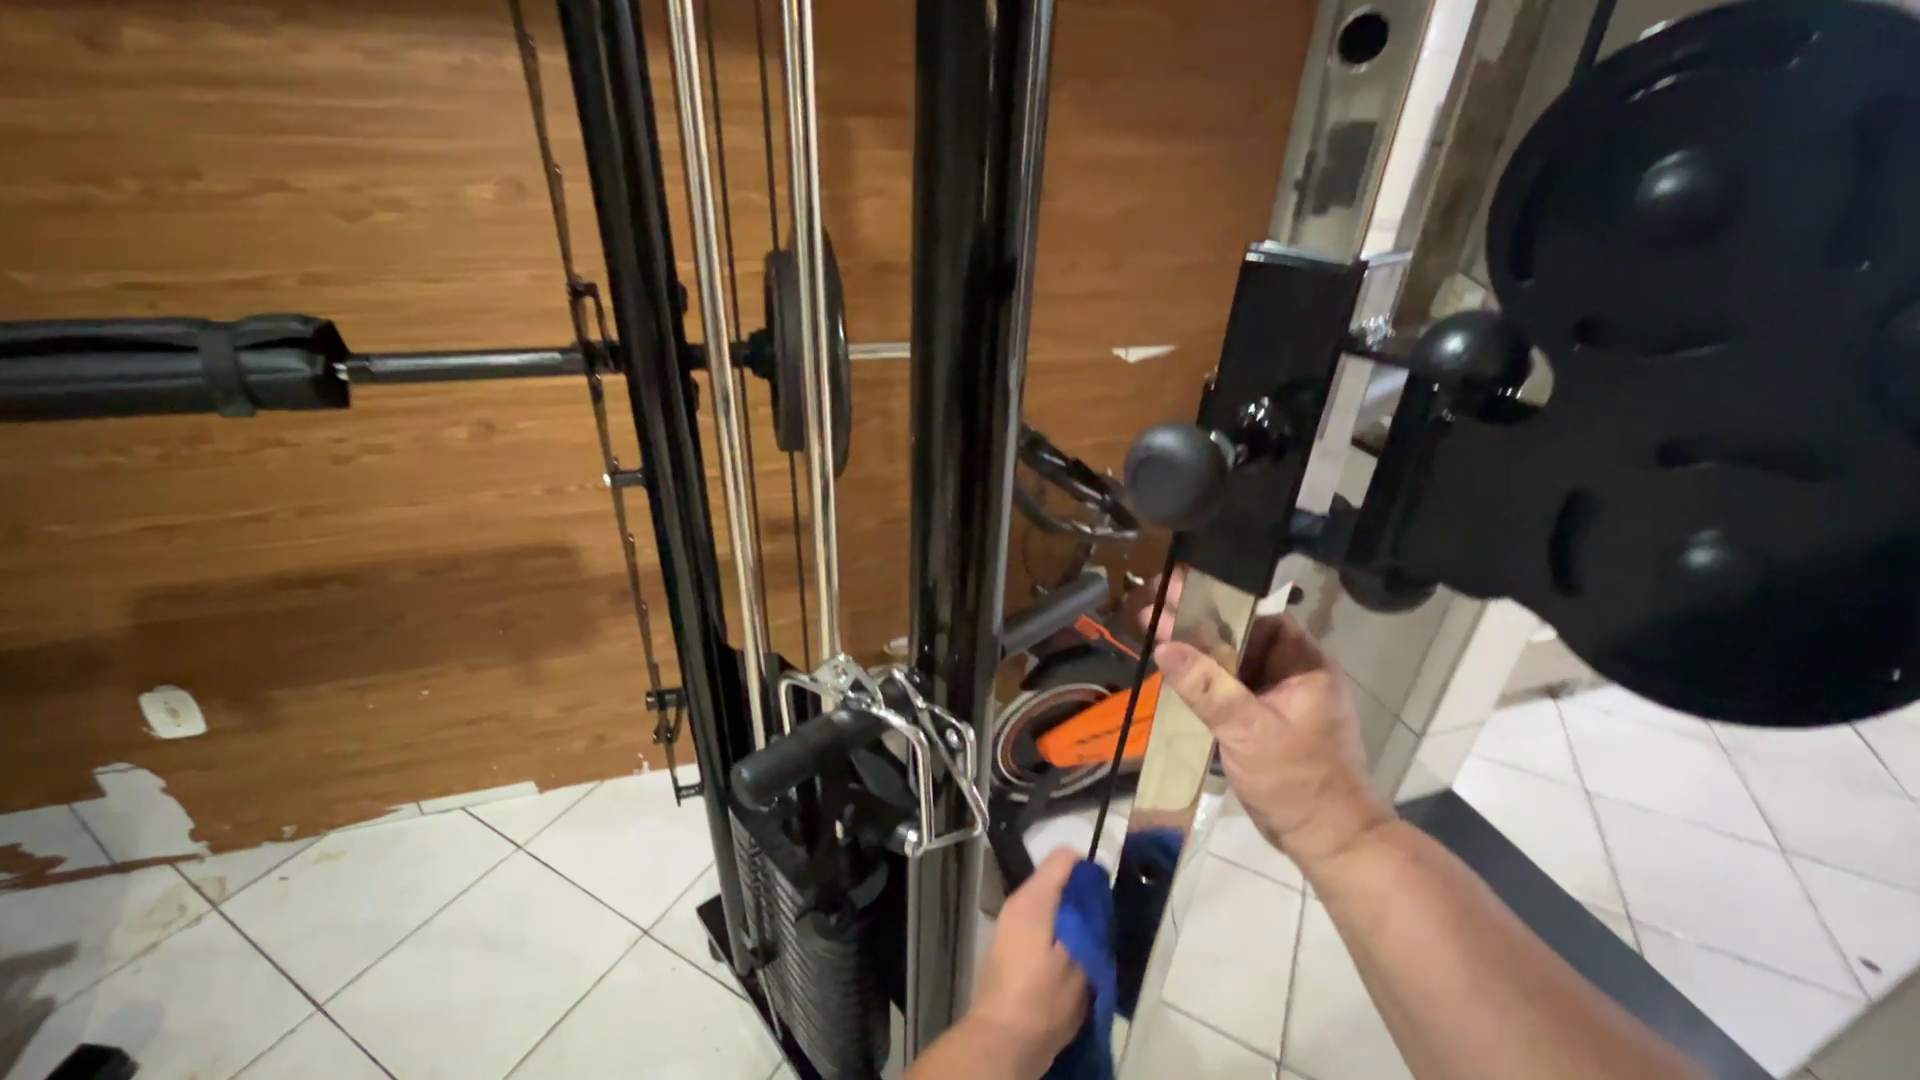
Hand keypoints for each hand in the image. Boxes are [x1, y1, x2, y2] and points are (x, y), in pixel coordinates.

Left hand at [968, 849, 1088, 1074]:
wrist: (1002, 1039)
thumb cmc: (1043, 998)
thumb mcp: (1079, 960)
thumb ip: (1089, 921)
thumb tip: (1097, 895)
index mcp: (1033, 898)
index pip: (1064, 857)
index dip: (1089, 869)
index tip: (1108, 892)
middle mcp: (1018, 902)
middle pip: (1056, 880)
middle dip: (1082, 896)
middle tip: (1104, 922)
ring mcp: (1011, 923)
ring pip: (1050, 903)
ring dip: (1071, 917)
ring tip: (1093, 942)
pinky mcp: (1010, 945)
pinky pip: (1041, 923)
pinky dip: (1058, 931)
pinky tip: (1073, 957)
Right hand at [1142, 572, 1394, 875]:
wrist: (1330, 841)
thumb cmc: (1297, 782)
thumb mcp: (1247, 731)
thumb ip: (1206, 687)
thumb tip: (1164, 644)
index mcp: (1304, 663)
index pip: (1258, 615)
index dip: (1217, 600)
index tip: (1176, 589)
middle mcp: (1295, 672)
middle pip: (1243, 636)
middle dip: (1198, 623)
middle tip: (1154, 607)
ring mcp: (1282, 698)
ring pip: (1236, 663)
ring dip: (1199, 652)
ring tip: (1156, 632)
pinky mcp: (1269, 721)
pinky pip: (1234, 689)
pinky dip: (1207, 681)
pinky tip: (1177, 674)